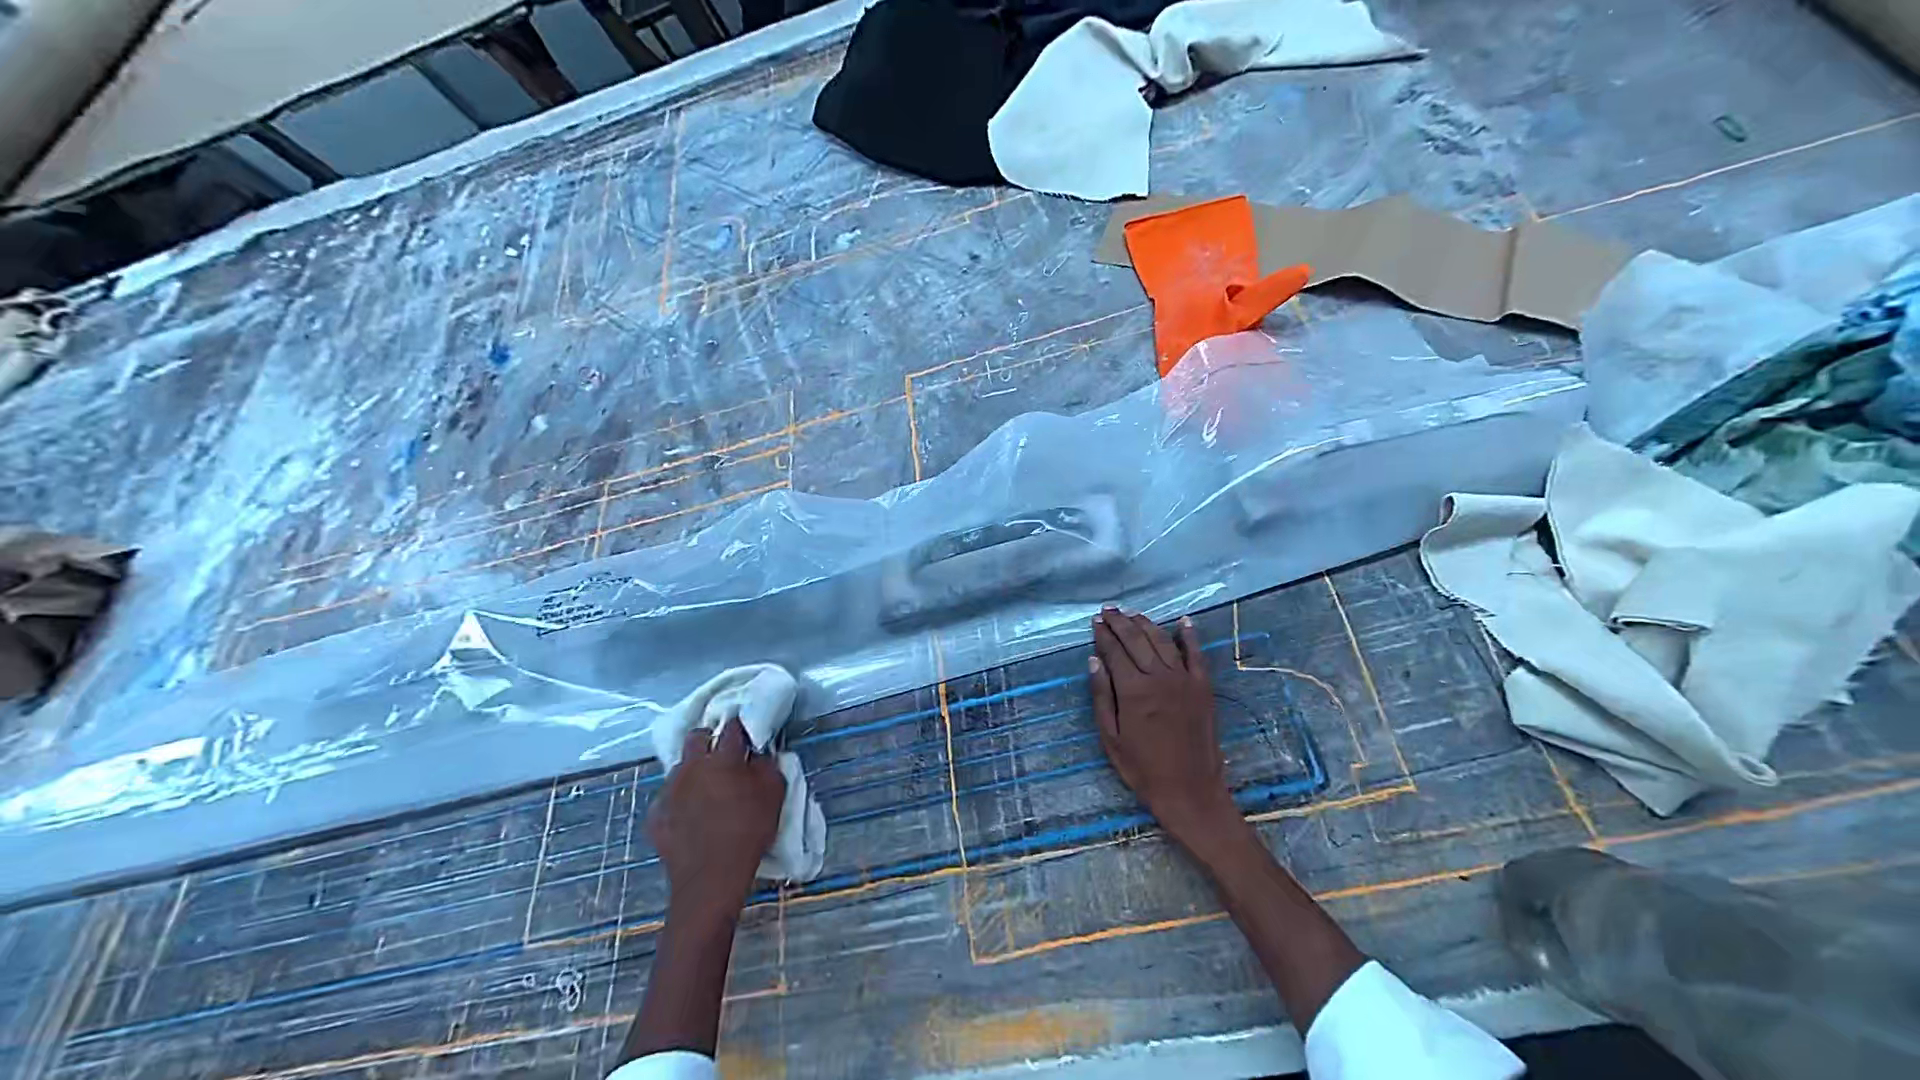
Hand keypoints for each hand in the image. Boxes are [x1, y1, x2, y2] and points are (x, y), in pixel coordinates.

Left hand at [647, 718, 785, 912]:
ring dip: (693, 771)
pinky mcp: (655, 815)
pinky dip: (679, 801)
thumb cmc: (748, 832)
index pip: (732, 727)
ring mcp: (669, 790)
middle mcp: (692, 766)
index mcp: (722, 758)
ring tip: (707, 791)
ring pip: (680, 767)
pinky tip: (690, 817)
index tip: (748, 734)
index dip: (741, 727)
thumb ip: (768, 767)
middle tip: (724, 756)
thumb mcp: (774, 794)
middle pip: (697, 737)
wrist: (710, 878)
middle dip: (709, 740)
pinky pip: (668, 798)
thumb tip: (760, 756)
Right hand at [1088, 608, 1240, 846]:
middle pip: (1137, 640)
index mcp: (1133, 690)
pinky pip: (1196, 654)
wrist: (1190, 790)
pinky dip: (1189, 635)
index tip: (1095, 622)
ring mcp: (1184, 680)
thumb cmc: (1143, 768)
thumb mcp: (1111, 736)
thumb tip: (1094, 661)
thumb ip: (1102, 695)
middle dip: (1120, 622)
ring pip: (1163, 641)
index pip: (1114, 651)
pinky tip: (1183, 621)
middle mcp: (1159, 678)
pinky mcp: (1203, 687)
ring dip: (1146, 624)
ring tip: (1132, 614)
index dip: (1103, 634)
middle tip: (1108, 610)